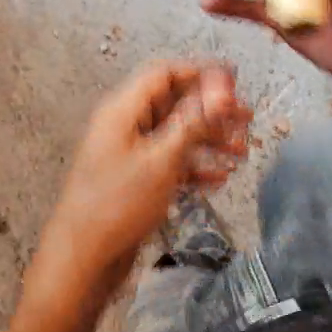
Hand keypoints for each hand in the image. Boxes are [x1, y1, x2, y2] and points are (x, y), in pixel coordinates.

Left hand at [31, 61, 251, 309]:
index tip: (236, 83)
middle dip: (211, 110)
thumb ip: (193, 122)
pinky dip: (193, 167)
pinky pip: (168, 163)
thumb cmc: (119, 204)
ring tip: (242, 152)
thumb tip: (223, 88)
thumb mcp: (162, 160)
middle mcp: (124, 126)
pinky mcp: (133, 181)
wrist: (84, 257)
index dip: (201, 74)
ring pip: (174, 135)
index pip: (164, 74)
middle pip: (173, 104)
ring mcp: (128, 155)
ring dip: (208, 140)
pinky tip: (219, 179)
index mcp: (123, 111)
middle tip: (247, 119)